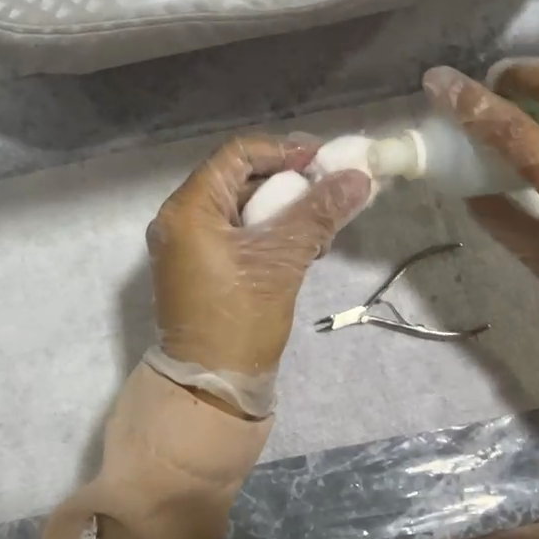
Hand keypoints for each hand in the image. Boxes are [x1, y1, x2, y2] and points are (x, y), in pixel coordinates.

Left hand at [148, 135, 370, 399]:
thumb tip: (358, 177)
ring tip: (322, 218)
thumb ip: (318, 212)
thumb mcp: (283, 260)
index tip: (323, 163)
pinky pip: (233, 232)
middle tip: (328, 188)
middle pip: (237, 178)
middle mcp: (179, 219)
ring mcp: (185, 244)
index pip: (237, 154)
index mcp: (189, 208)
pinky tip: (302, 242)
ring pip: (238, 207)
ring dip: (280, 207)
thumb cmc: (240, 318)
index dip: (283, 151)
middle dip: (286, 180)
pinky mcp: (197, 266)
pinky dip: (265, 230)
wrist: (210, 388)